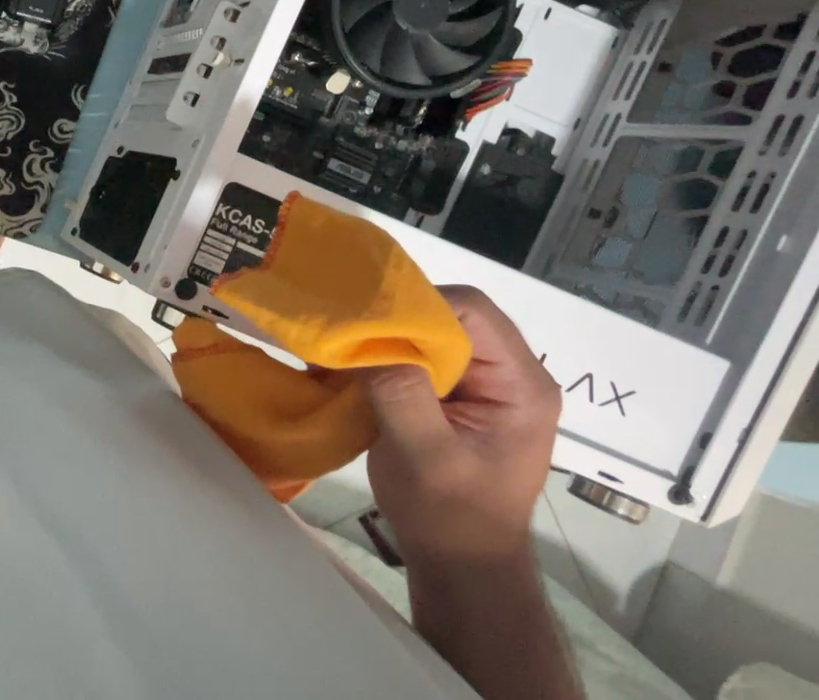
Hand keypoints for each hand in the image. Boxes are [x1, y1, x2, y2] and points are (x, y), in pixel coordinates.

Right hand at [364, 286, 560, 567]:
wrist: (459, 559)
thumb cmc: (449, 512)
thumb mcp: (424, 455)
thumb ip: (403, 394)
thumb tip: (369, 337)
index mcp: (520, 384)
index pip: (472, 311)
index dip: (418, 304)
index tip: (365, 318)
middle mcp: (508, 373)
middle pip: (451, 314)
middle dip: (396, 316)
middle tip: (344, 328)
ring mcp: (482, 383)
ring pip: (431, 331)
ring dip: (385, 335)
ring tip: (341, 344)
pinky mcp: (453, 393)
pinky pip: (419, 353)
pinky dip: (383, 353)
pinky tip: (351, 364)